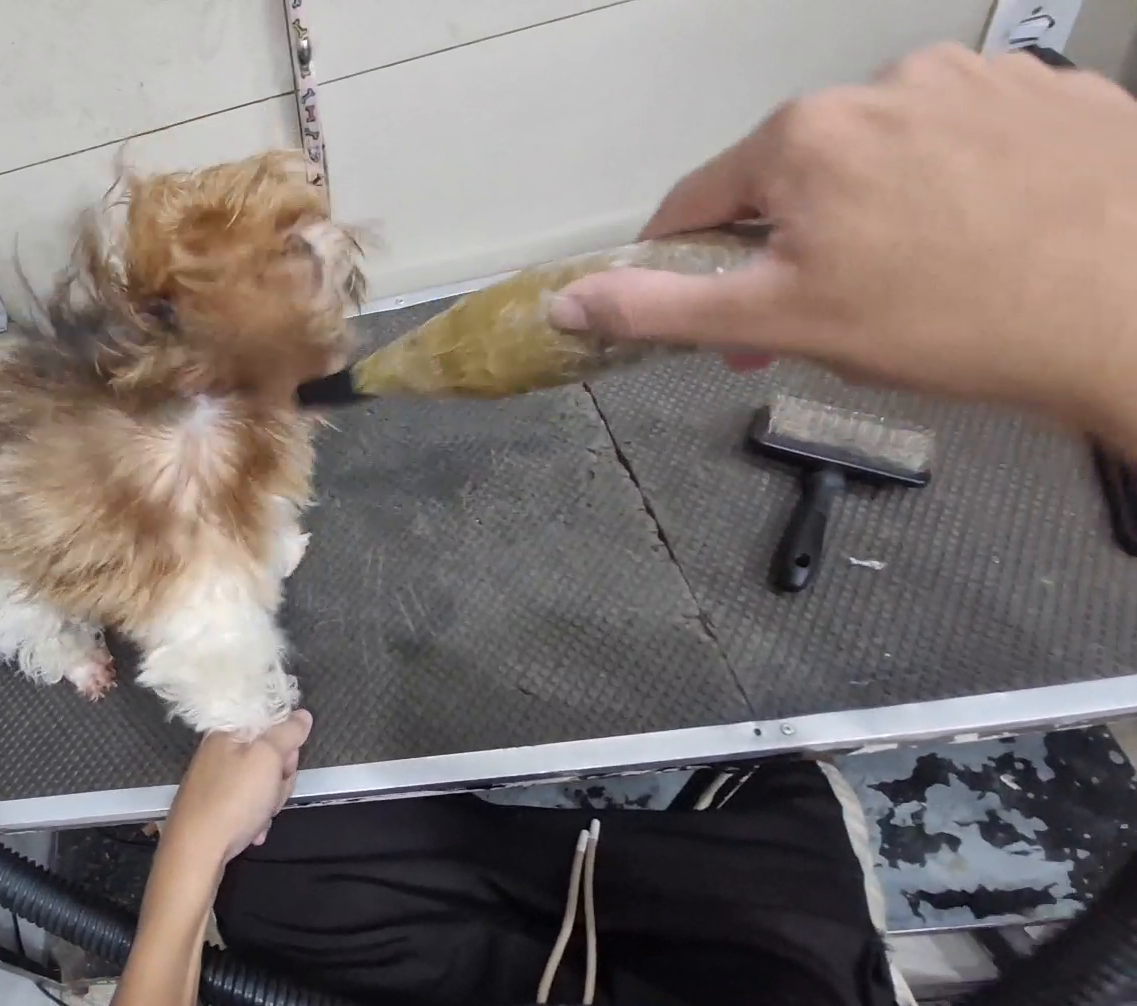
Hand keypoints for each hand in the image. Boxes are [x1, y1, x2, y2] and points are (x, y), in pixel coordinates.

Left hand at [162, 711, 311, 865]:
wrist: (196, 850)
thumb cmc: (234, 799)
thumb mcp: (267, 758)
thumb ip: (287, 733)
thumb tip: (302, 715)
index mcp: (228, 732)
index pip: (271, 725)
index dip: (286, 746)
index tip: (285, 764)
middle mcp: (219, 751)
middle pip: (268, 756)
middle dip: (279, 778)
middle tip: (272, 792)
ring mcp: (215, 780)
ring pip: (261, 783)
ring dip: (269, 802)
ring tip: (260, 816)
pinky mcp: (214, 805)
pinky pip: (247, 804)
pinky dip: (255, 818)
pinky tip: (253, 831)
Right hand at [548, 45, 1136, 447]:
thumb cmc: (938, 319)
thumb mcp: (770, 321)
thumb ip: (654, 308)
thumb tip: (561, 304)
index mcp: (800, 136)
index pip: (694, 202)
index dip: (684, 264)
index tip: (709, 311)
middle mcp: (880, 85)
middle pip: (779, 182)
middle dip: (773, 250)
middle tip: (804, 318)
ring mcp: (973, 79)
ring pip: (861, 163)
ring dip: (847, 221)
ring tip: (892, 284)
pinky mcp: (1048, 92)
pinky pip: (942, 146)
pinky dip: (927, 192)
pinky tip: (961, 242)